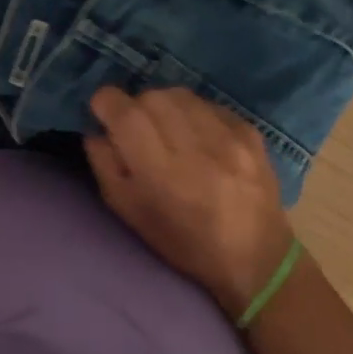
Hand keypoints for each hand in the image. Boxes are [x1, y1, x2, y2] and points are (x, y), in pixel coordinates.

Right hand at [85, 86, 295, 317]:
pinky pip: (208, 104)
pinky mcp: (250, 133)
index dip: (106, 103)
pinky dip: (194, 113)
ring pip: (179, 95)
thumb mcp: (128, 211)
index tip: (103, 111)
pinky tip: (197, 136)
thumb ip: (104, 165)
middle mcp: (195, 147)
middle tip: (137, 128)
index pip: (124, 112)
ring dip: (164, 106)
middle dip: (135, 106)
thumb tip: (97, 129)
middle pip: (150, 97)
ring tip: (167, 129)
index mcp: (160, 172)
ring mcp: (227, 137)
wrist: (256, 258)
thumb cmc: (183, 242)